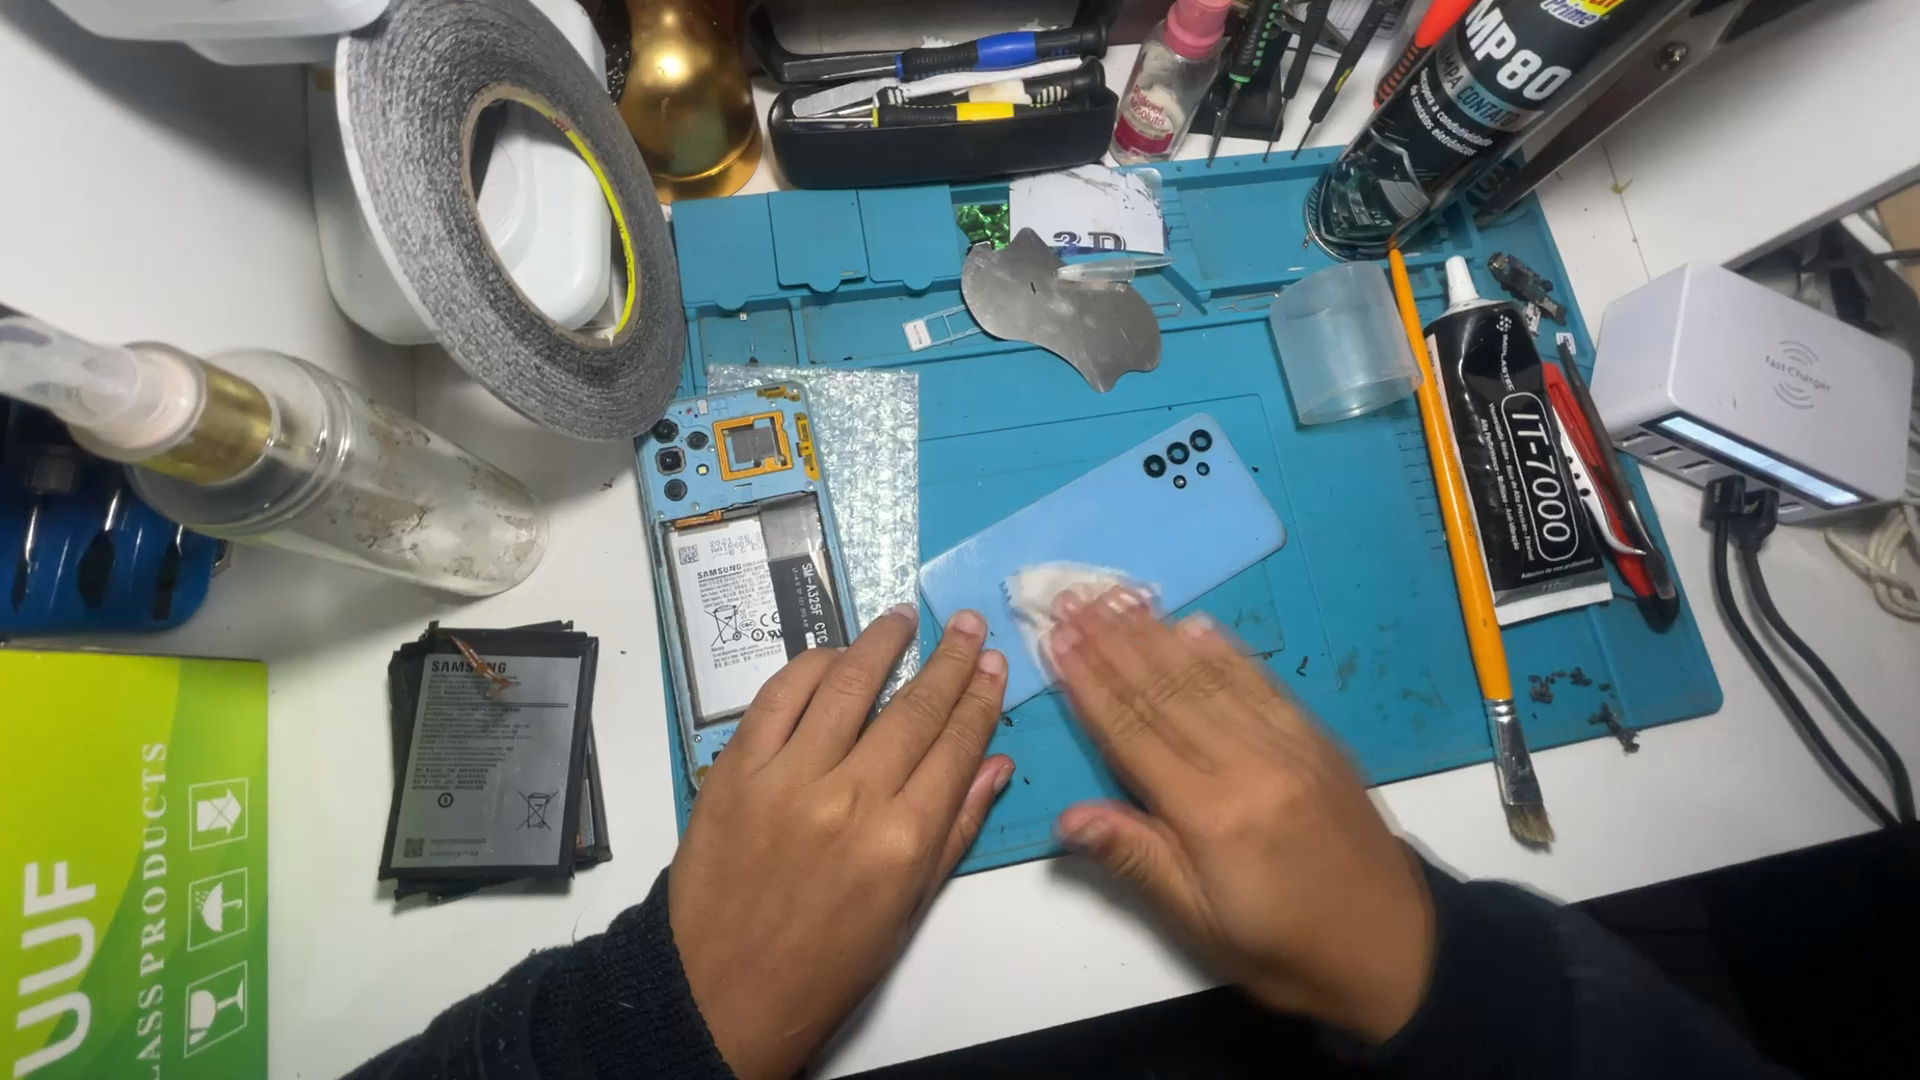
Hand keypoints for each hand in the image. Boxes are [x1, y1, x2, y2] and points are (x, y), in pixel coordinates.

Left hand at [669, 605, 1013, 1079]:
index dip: (980, 697)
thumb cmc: (826, 963)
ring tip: (903, 617)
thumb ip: (956, 829)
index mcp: (903, 841)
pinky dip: (811, 665)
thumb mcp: (909, 909)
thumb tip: (996, 762)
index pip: (956, 745)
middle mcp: (851, 798)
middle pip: (914, 708)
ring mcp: (788, 777)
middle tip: (967, 624)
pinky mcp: (737, 768)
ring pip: (847, 685)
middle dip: (949, 659)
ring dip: (881, 642)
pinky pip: (779, 696)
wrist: (718, 995)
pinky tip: (835, 654)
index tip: (993, 662)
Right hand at [1047, 588, 1434, 1042]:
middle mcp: (1248, 762)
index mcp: (1212, 813)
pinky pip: (1259, 681)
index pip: (1133, 732)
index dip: (1089, 684)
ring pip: (1207, 675)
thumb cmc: (1286, 949)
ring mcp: (1286, 743)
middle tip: (1072, 600)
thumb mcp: (1202, 925)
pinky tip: (1192, 622)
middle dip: (1111, 641)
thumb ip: (1137, 860)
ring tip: (1115, 596)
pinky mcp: (1314, 736)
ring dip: (1155, 632)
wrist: (1402, 953)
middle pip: (1164, 690)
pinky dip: (1222, 648)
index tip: (1057, 640)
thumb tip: (1068, 817)